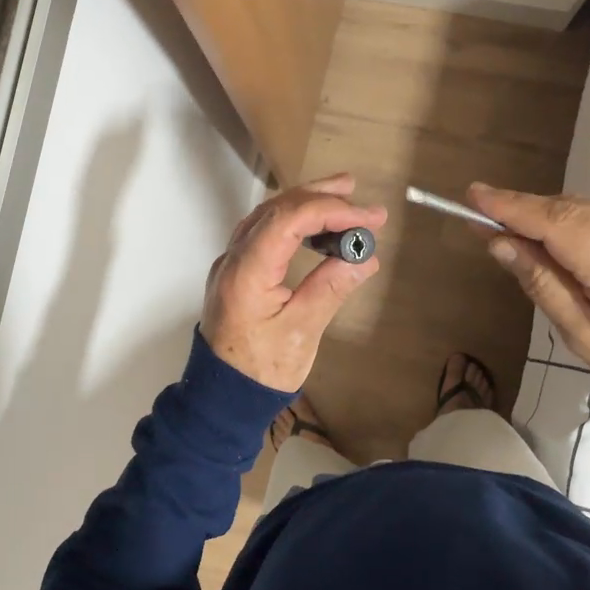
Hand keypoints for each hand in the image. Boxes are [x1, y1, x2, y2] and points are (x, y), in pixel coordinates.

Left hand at [202, 174, 387, 390]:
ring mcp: (230, 264)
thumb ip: (330, 288)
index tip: (367, 218)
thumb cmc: (261, 371)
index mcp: (246, 272)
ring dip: (304, 205)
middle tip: (358, 193)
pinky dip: (291, 222)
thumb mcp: (302, 332)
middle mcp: (233, 259)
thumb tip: (364, 257)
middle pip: (274, 209)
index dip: (329, 210)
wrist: (222, 397)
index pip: (287, 220)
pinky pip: (262, 233)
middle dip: (318, 197)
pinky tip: (314, 229)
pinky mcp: (235, 274)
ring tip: (343, 201)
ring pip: (266, 217)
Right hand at [469, 184, 589, 393]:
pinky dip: (580, 220)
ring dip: (552, 214)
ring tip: (517, 231)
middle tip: (483, 216)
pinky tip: (562, 238)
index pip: (556, 224)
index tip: (473, 195)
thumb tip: (500, 243)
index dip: (512, 207)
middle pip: (572, 208)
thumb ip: (542, 283)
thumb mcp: (583, 336)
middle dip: (525, 208)